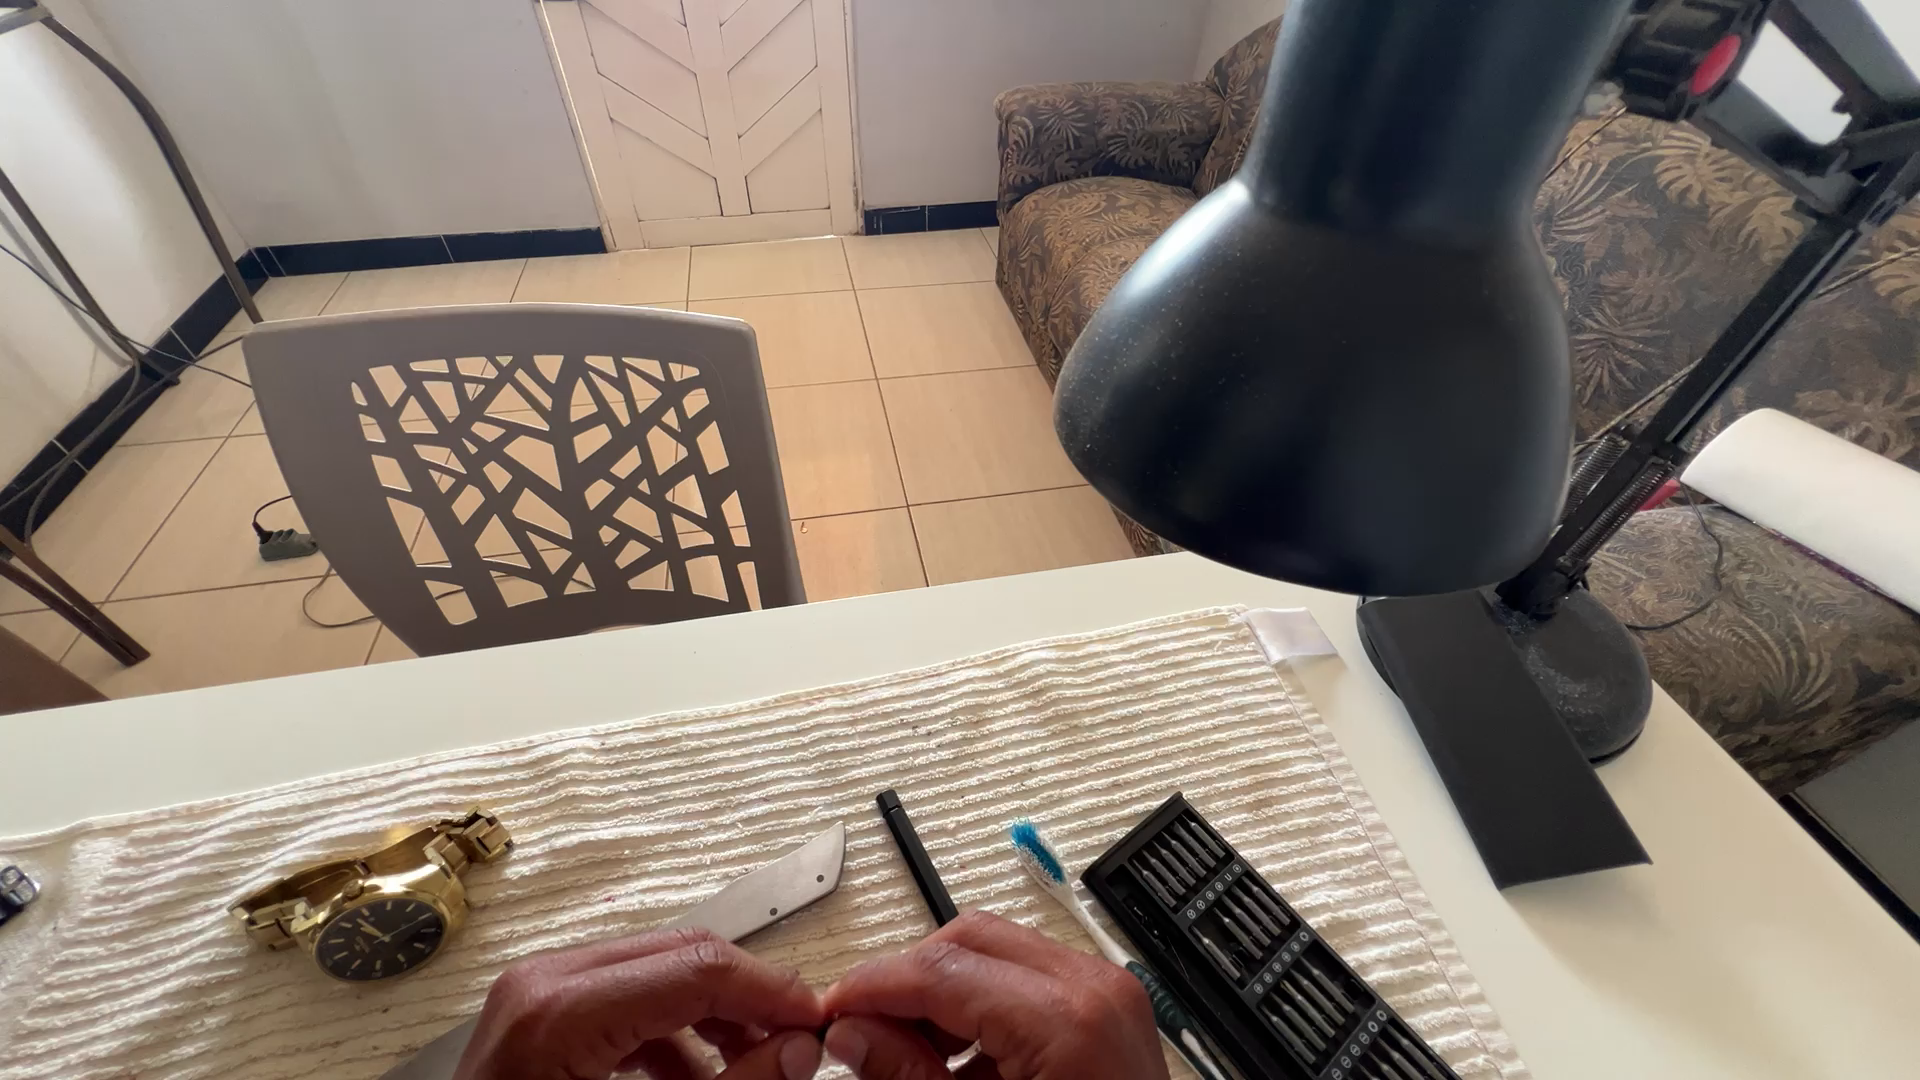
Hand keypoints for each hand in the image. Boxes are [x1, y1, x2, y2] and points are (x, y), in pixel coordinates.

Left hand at [453, 927, 825, 1079]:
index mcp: (560, 1014)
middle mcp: (546, 979)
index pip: (698, 968)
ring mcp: (539, 987)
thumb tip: (796, 1051)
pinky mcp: (541, 1007)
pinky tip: (700, 1076)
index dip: (768, 990)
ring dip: (716, 1013)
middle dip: (747, 995)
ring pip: (663, 969)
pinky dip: (673, 1031)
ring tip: (755, 1061)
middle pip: (685, 954)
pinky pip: (630, 997)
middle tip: (793, 1035)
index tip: (812, 1017)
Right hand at [821, 911, 1169, 1079]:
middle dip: (911, 976)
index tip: (838, 1005)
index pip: (946, 968)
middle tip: (865, 1022)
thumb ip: (912, 1078)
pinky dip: (983, 1006)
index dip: (879, 984)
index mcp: (1069, 1021)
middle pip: (972, 939)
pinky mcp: (1107, 1005)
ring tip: (907, 1047)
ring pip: (997, 950)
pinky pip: (1027, 978)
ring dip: (944, 989)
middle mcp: (1094, 986)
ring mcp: (1107, 990)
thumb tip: (855, 1033)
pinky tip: (957, 1061)